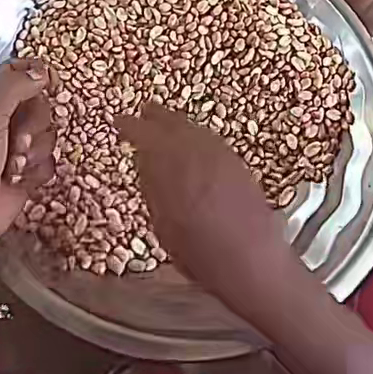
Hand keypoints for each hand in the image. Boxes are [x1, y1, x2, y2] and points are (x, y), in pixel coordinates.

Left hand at [0, 59, 54, 262]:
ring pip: (49, 133)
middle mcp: (0, 119)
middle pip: (40, 103)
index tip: (49, 83)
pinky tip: (18, 180)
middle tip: (18, 139)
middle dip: (35, 123)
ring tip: (13, 165)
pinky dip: (38, 171)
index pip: (18, 71)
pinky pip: (50, 161)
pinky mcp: (26, 172)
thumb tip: (40, 69)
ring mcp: (14, 146)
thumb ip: (14, 85)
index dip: (36, 75)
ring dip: (35, 151)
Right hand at [116, 103, 304, 314]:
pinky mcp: (238, 163)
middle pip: (172, 123)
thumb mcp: (164, 224)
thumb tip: (145, 162)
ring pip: (193, 128)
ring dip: (177, 123)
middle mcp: (197, 152)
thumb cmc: (200, 253)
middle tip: (143, 111)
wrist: (253, 262)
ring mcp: (221, 155)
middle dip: (156, 116)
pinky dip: (196, 135)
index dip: (130, 126)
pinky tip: (194, 143)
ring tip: (165, 123)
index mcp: (171, 165)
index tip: (119, 122)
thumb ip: (153, 188)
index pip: (144, 134)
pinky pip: (210, 138)